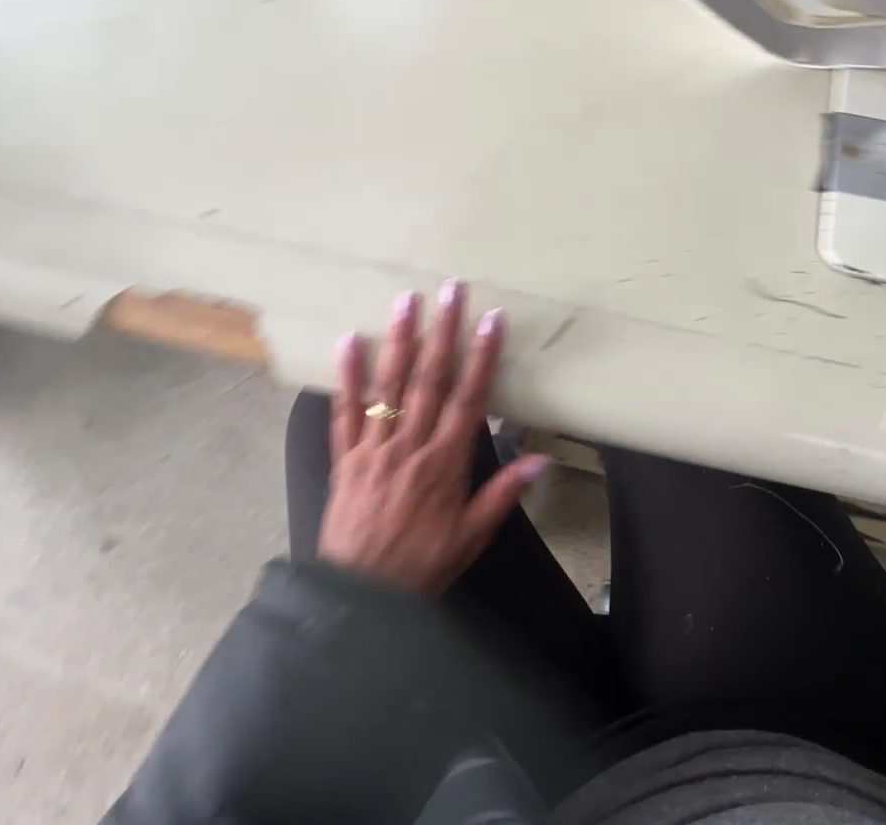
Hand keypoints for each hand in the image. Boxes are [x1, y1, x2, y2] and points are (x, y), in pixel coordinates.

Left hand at [317, 281, 547, 593]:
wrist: (361, 596)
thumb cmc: (424, 564)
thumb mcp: (473, 535)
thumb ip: (504, 493)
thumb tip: (541, 458)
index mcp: (445, 463)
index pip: (469, 399)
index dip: (483, 357)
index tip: (492, 320)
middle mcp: (410, 446)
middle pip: (429, 380)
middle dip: (442, 332)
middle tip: (449, 290)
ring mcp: (374, 449)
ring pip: (388, 386)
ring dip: (399, 340)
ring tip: (406, 300)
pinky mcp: (344, 459)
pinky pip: (345, 412)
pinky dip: (347, 377)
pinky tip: (350, 342)